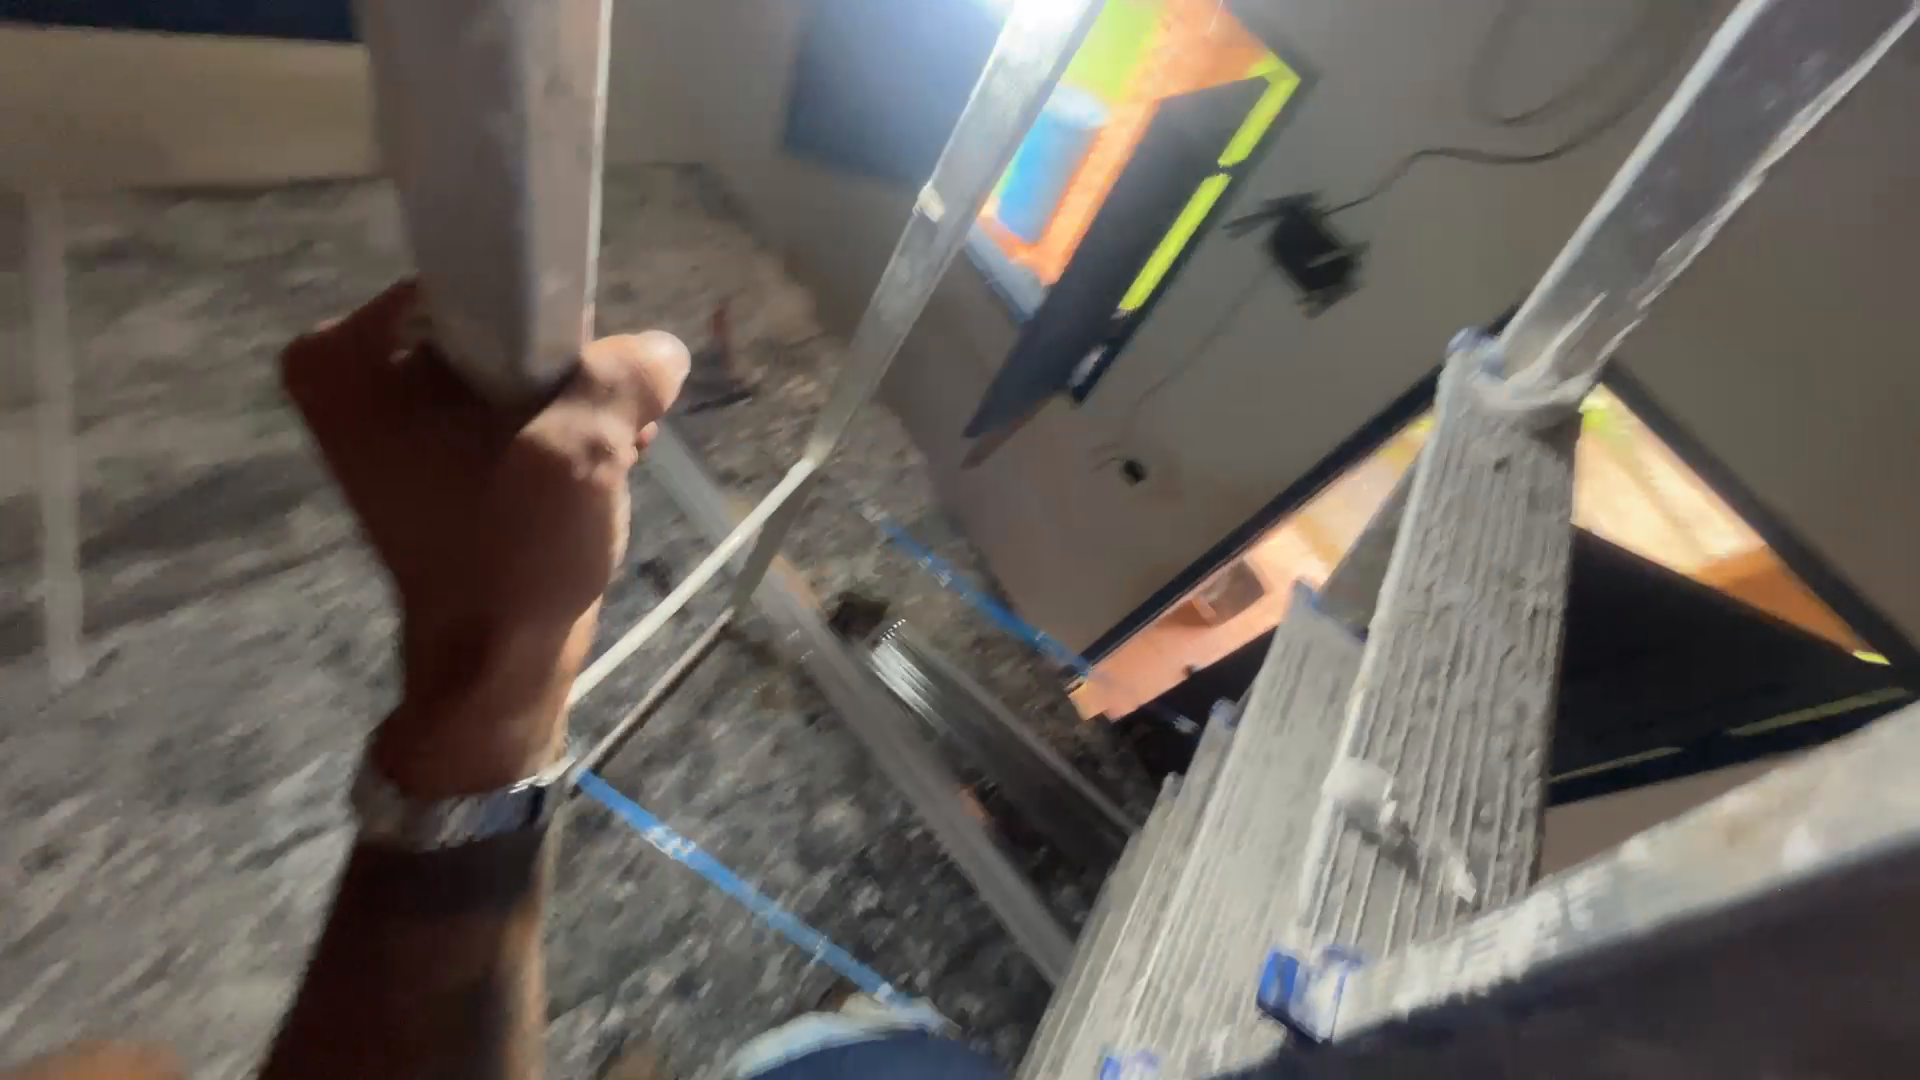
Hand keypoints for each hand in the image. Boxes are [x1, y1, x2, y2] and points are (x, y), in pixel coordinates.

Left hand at [282, 281, 688, 794]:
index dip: (557, 328)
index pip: (480, 291)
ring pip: (523, 378)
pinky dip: (567, 436)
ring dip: (584, 413)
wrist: (503, 657)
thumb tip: (664, 349)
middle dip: (576, 380)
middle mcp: (362, 381)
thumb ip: (622, 381)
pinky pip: (519, 415)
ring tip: (621, 456)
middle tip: (618, 430)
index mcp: (351, 359)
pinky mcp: (444, 459)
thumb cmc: (517, 556)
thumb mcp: (576, 455)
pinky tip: (606, 470)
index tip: (598, 382)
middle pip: (505, 335)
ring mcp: (403, 424)